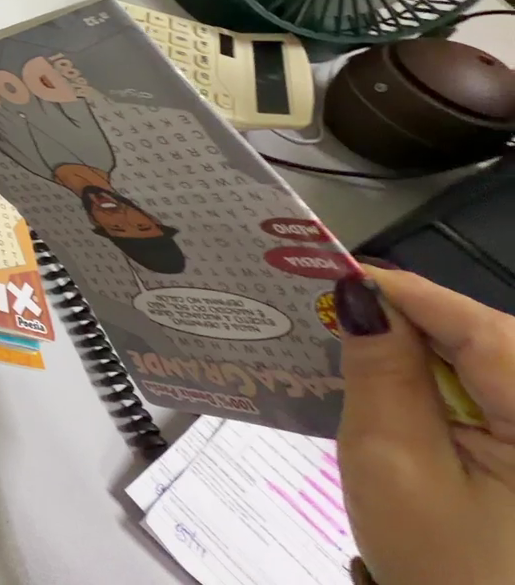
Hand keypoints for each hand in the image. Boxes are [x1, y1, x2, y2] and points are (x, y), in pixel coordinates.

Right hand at [337, 267, 514, 584]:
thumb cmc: (442, 559)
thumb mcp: (391, 462)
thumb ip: (380, 374)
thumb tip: (355, 297)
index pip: (484, 330)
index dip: (406, 292)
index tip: (329, 271)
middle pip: (497, 343)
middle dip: (414, 319)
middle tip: (329, 308)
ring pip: (499, 365)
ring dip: (430, 349)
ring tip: (356, 343)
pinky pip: (503, 396)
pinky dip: (453, 381)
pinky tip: (405, 386)